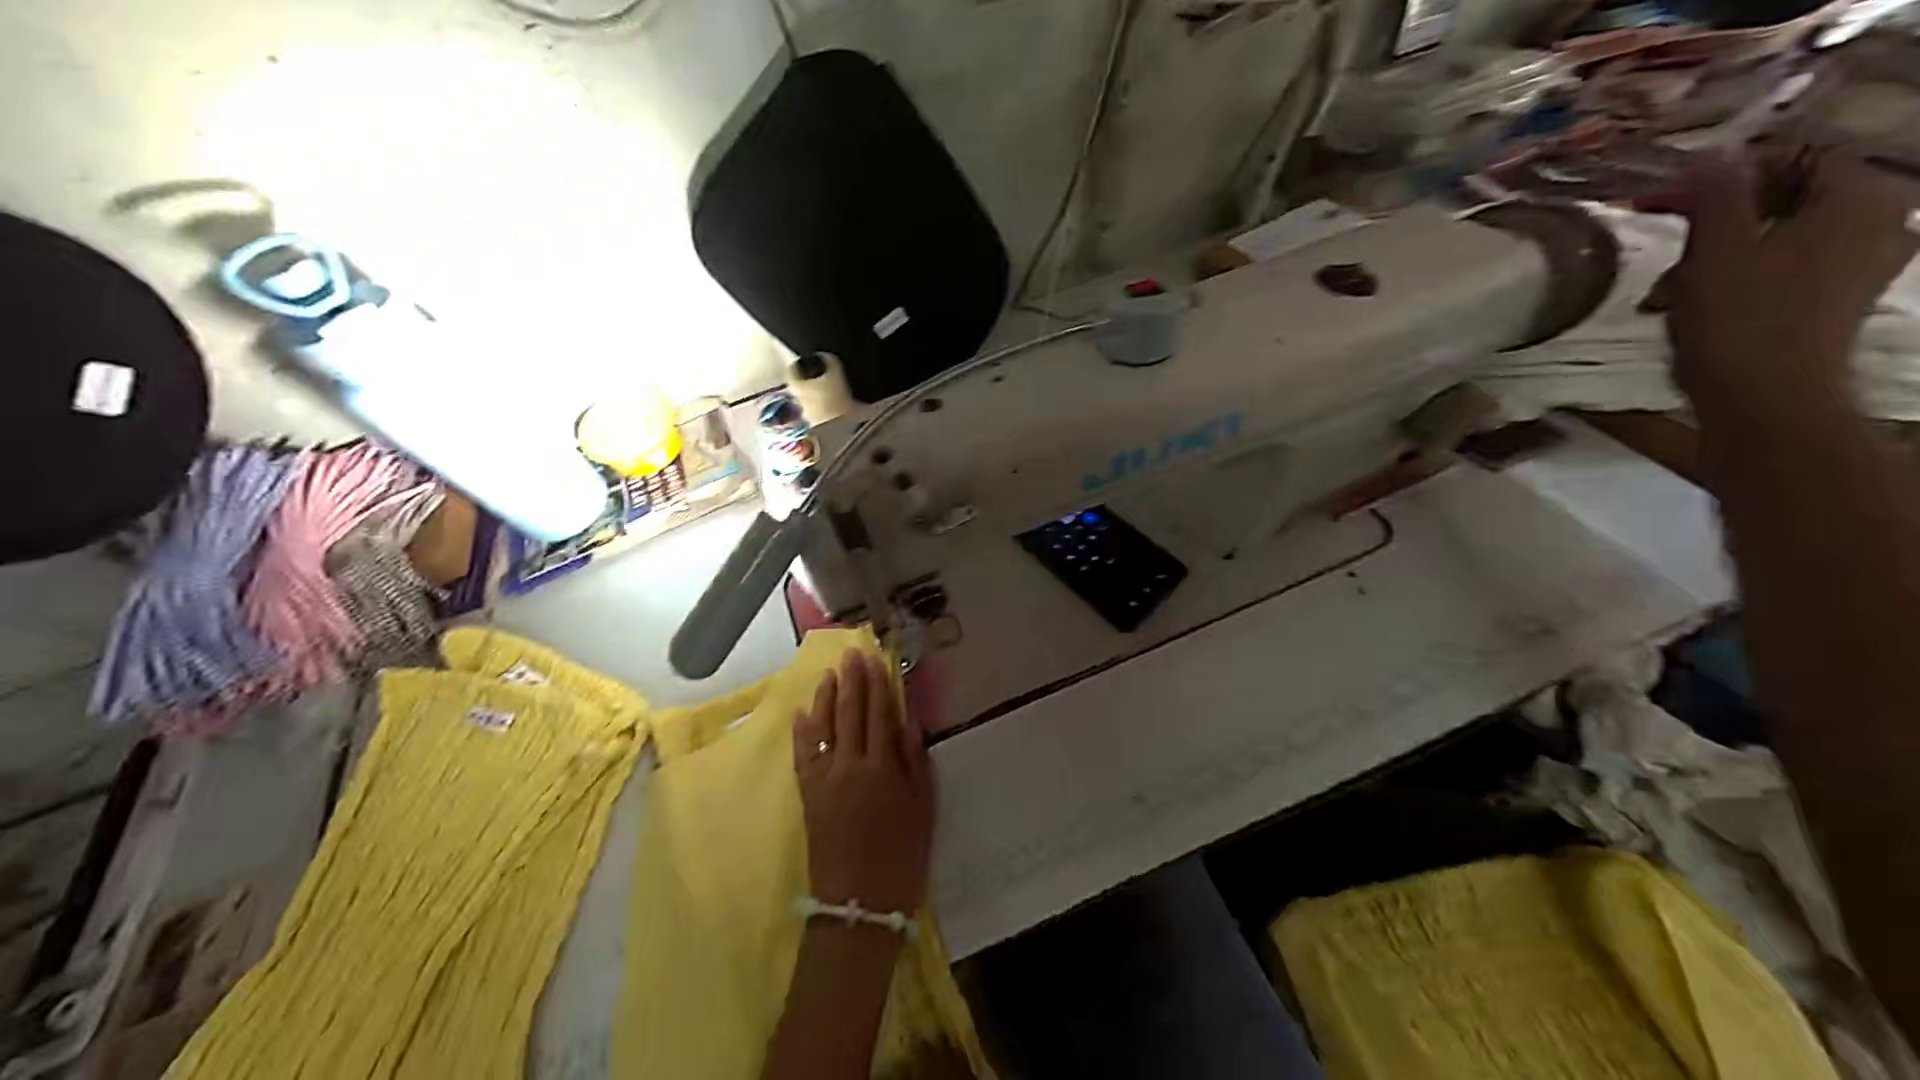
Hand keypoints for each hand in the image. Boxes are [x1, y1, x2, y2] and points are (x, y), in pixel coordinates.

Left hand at [792, 650, 933, 915]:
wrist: (860, 903)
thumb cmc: (902, 856)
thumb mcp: (922, 808)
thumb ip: (915, 761)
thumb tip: (909, 720)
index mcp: (882, 768)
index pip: (879, 714)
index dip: (879, 686)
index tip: (876, 661)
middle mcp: (850, 765)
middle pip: (850, 713)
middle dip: (852, 681)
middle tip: (852, 654)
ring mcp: (825, 779)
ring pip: (823, 727)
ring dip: (826, 697)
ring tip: (829, 673)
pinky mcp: (808, 794)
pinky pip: (803, 754)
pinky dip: (802, 730)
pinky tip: (803, 712)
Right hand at [1639, 147, 1917, 415]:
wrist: (1766, 400)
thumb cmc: (1741, 320)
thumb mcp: (1715, 250)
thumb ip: (1716, 195)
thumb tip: (1710, 154)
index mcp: (1863, 197)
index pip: (1790, 159)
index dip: (1721, 176)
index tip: (1662, 200)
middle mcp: (1882, 220)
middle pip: (1783, 200)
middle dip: (1714, 225)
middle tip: (1663, 252)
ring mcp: (1864, 263)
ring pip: (1777, 237)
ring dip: (1716, 257)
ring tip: (1668, 292)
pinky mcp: (1837, 300)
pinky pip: (1785, 269)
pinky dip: (1738, 279)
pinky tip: (1697, 306)